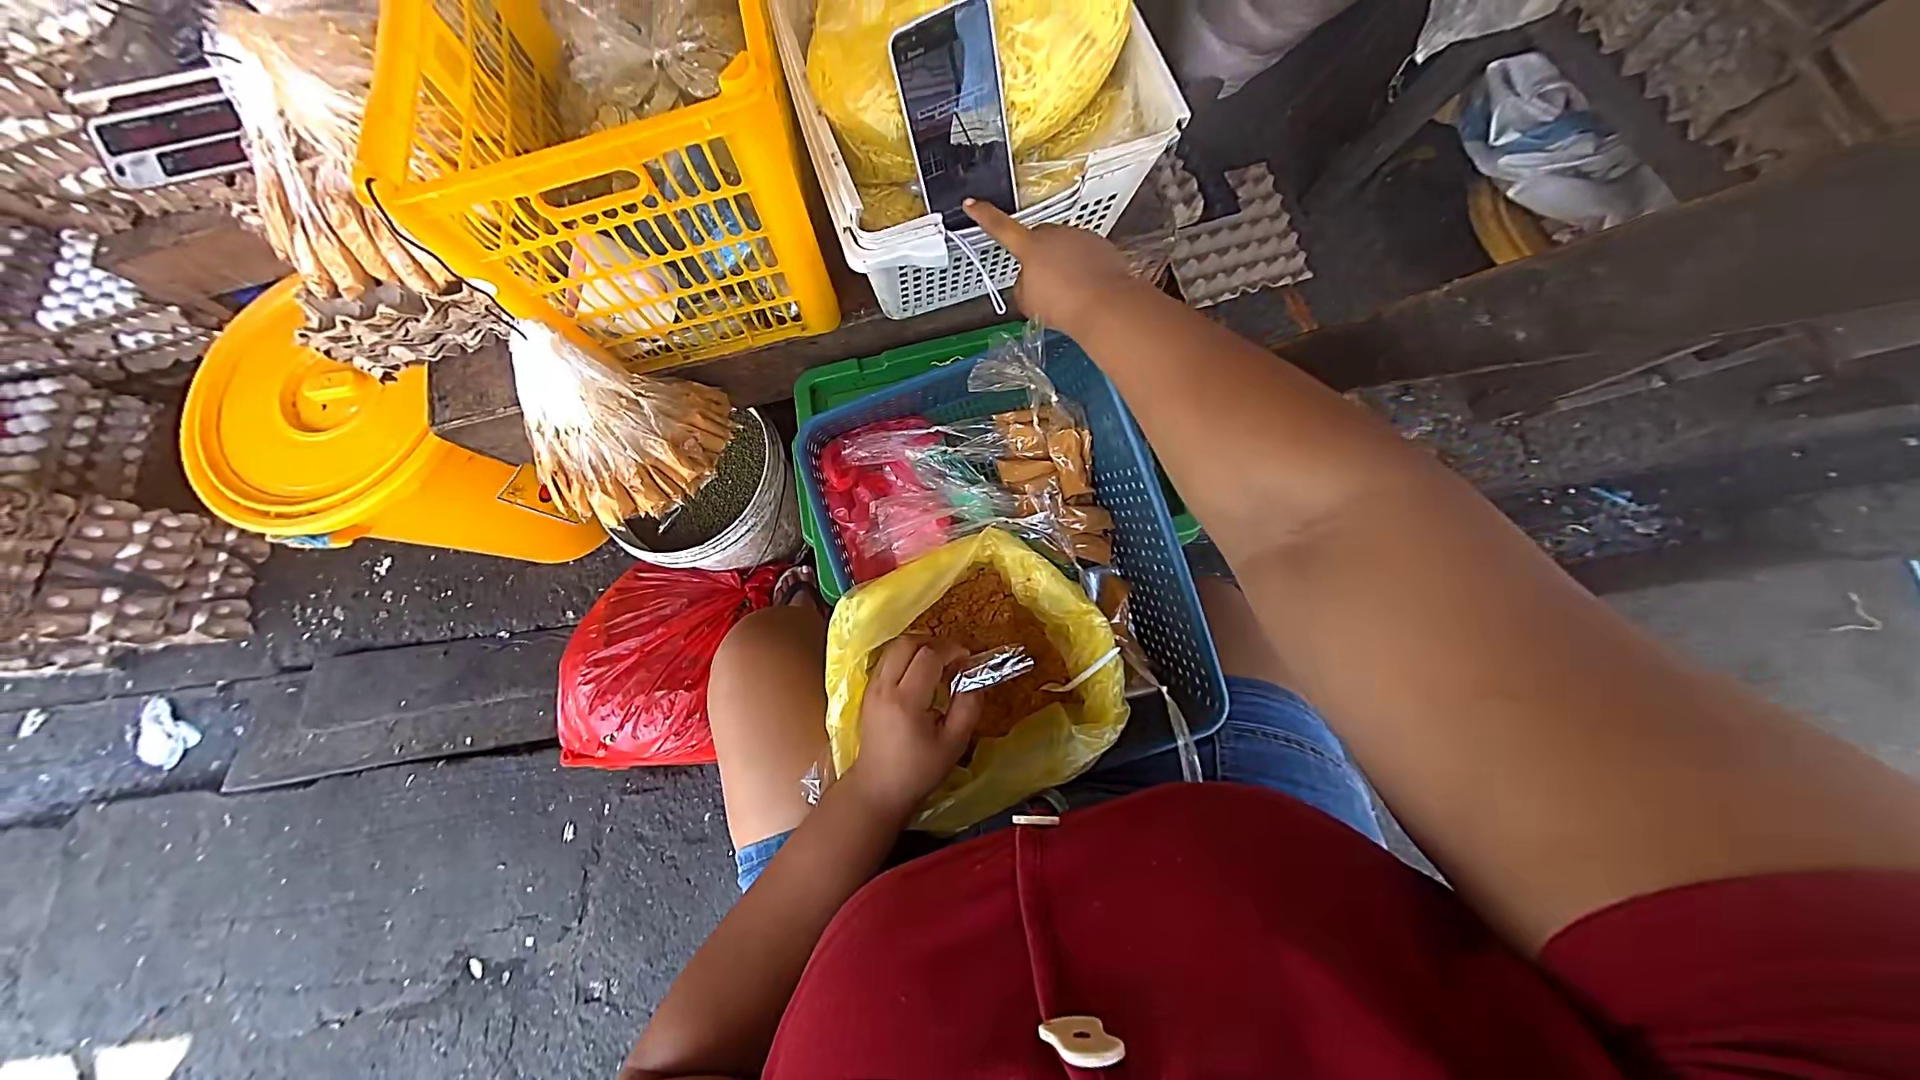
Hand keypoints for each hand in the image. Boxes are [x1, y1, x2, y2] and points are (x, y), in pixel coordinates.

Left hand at [844, 635, 982, 819]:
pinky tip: (920, 675)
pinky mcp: (868, 691)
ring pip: (894, 648)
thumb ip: (968, 706)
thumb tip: (975, 678)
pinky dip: (906, 657)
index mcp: (906, 701)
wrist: (877, 787)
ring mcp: (872, 688)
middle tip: (953, 657)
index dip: (952, 650)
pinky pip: (887, 660)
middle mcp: (884, 688)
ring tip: (938, 664)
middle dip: (934, 642)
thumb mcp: (954, 743)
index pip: (929, 656)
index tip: (967, 660)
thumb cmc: (918, 770)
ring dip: (918, 647)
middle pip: (907, 643)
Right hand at [964, 198, 1141, 335]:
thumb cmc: (1062, 305)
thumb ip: (1022, 286)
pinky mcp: (1100, 245)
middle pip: (1037, 240)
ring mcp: (1080, 236)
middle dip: (1037, 257)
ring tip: (1067, 292)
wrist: (1105, 306)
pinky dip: (1082, 268)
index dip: (983, 216)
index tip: (971, 203)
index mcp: (1030, 247)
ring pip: (1062, 247)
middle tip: (1042, 285)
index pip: (1000, 227)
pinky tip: (1084, 288)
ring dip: (1061, 264)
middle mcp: (1055, 235)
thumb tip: (1029, 282)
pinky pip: (1084, 254)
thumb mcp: (1028, 302)